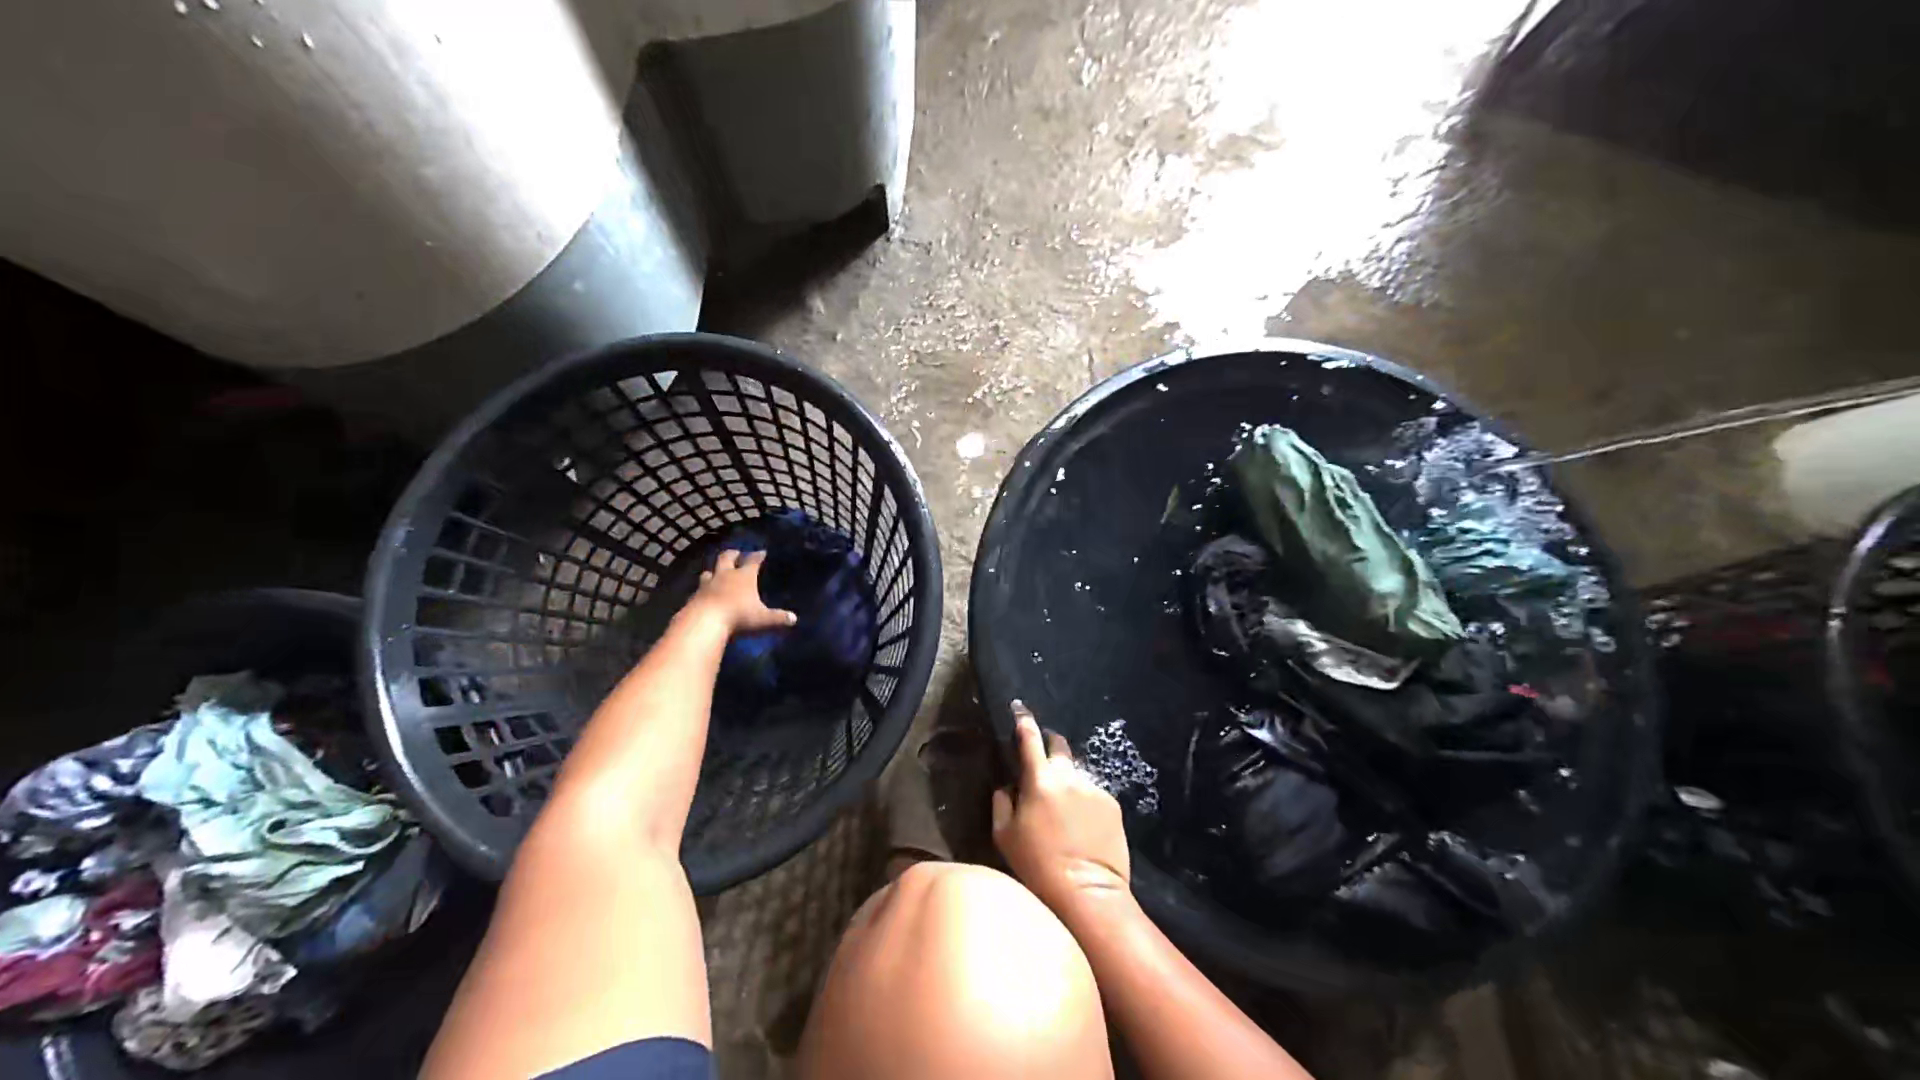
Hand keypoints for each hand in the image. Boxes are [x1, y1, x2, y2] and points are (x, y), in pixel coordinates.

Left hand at [686, 550, 798, 635]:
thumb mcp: (763, 619)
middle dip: (733, 554)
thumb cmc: (738, 616)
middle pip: (727, 558)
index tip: (762, 552)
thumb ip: (778, 618)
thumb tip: (794, 619)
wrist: (705, 622)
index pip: (753, 561)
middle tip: (737, 553)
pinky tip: (704, 593)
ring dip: (714, 570)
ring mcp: (707, 585)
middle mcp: (725, 575)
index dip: (758, 556)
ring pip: (709, 571)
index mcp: (744, 576)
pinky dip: (703, 589)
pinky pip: (699, 589)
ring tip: (716, 571)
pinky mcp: (694, 596)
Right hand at [992, 701, 1130, 916]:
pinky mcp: (1111, 803)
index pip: (1029, 738)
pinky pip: (1092, 791)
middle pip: (1059, 745)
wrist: (1087, 891)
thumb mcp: (1003, 835)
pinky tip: (1080, 821)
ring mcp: (1093, 787)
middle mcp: (1068, 775)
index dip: (1024, 720)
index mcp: (1038, 780)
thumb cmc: (1036, 864)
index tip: (1020, 708)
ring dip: (1066, 778)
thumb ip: (1002, 801)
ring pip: (1075, 772)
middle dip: (1049, 743)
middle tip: (1042, 757)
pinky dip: (1083, 798)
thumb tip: (1009, 786)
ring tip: (1062, 804)